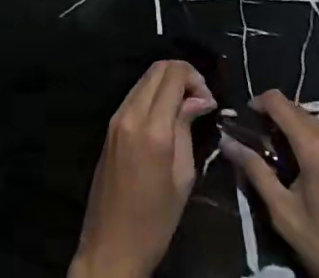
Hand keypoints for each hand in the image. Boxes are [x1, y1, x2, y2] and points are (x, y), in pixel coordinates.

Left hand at [70, 60, 217, 277]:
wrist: (109, 250)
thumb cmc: (154, 221)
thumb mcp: (182, 176)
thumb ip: (187, 128)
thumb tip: (199, 99)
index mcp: (152, 128)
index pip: (174, 74)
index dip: (196, 78)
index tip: (209, 102)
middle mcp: (130, 114)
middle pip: (158, 68)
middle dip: (183, 74)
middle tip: (200, 100)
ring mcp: (116, 120)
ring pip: (145, 78)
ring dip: (168, 82)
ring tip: (186, 107)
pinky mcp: (109, 128)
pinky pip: (135, 95)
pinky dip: (154, 94)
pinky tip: (166, 116)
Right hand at [219, 90, 318, 277]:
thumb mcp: (283, 213)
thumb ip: (255, 172)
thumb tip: (228, 142)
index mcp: (315, 146)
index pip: (281, 103)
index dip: (260, 101)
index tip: (245, 115)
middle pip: (299, 110)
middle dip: (277, 118)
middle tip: (259, 142)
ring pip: (317, 122)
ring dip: (296, 129)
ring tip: (283, 157)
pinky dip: (316, 140)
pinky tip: (309, 166)